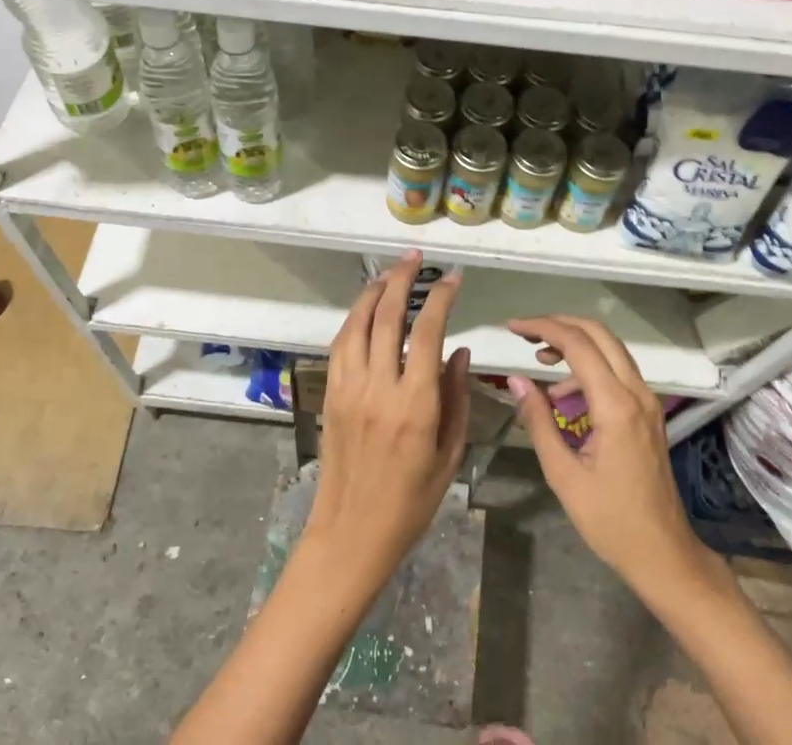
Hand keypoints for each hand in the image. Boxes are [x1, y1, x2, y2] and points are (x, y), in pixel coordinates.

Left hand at [305, 251, 471, 579]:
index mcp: (415, 405)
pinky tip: (365, 311)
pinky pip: (340, 346)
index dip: (441, 298)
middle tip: (415, 259)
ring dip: (372, 293)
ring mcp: (348, 389)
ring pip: (357, 325)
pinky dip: (353, 321)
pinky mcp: (330, 395)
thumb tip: (461, 352)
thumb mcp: (450, 454)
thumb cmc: (411, 501)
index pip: (428, 333)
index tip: (453, 279)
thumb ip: (458, 398)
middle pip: (387, 317)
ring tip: (389, 274)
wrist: (352, 531)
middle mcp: (378, 388)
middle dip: (402, 280)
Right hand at [506, 315, 727, 599]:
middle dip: (559, 325)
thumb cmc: (609, 520)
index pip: (577, 344)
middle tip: (524, 334)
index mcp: (616, 406)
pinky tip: (563, 395)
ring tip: (538, 365)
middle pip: (600, 335)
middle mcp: (637, 394)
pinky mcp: (648, 415)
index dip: (542, 328)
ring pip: (611, 351)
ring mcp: (647, 403)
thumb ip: (538, 421)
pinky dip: (588, 368)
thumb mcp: (562, 473)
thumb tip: (516, 380)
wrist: (662, 551)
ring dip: (575, 346)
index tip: (511, 327)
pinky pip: (618, 373)